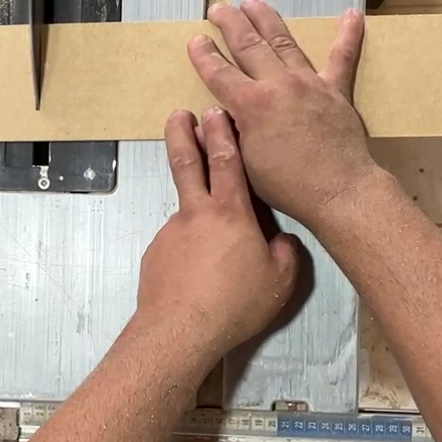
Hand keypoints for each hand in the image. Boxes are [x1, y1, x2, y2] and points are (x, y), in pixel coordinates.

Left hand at [135, 107, 299, 362]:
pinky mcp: (156, 254)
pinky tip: (196, 274)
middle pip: (186, 163)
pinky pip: (177, 244)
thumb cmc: (235, 303)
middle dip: (182, 134)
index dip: (223, 132)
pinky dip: (187, 249)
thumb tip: (283, 241)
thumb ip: (285, 253)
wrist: (180, 331)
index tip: (216, 110)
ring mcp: (171, 232)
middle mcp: (196, 213)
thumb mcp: (279, 281)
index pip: (226, 159)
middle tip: (179, 114)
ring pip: (186, 212)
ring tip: (213, 250)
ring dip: (196, 214)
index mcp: (230, 212)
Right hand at [187, 0, 381, 231]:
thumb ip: (231, 131)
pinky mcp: (337, 90)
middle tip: (218, 8)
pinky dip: (348, 34)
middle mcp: (279, 84)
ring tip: (253, 2)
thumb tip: (220, 113)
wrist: (338, 191)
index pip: (219, 72)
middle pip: (249, 45)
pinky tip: (351, 14)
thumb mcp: (244, 161)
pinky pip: (343, 56)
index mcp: (251, 104)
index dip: (204, 55)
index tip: (195, 40)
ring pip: (284, 42)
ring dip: (266, 19)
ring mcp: (310, 83)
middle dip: (230, 23)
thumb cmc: (287, 185)